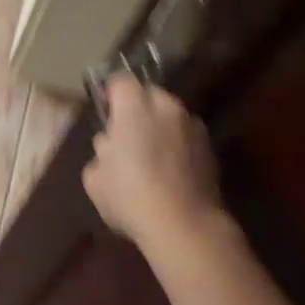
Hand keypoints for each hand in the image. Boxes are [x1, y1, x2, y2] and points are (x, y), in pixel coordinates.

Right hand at [82, 75, 225, 254]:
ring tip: (149, 156)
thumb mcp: (95, 179)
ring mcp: (192, 125)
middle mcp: (167, 108)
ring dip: (158, 127)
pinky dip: (176, 144)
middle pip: (149, 95)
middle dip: (137, 109)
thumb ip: (101, 153)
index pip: (121, 82)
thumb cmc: (129, 197)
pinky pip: (185, 135)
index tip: (104, 110)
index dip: (110, 93)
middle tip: (125, 136)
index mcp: (134, 110)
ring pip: (170, 115)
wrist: (182, 223)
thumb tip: (110, 147)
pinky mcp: (209, 146)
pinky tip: (168, 170)